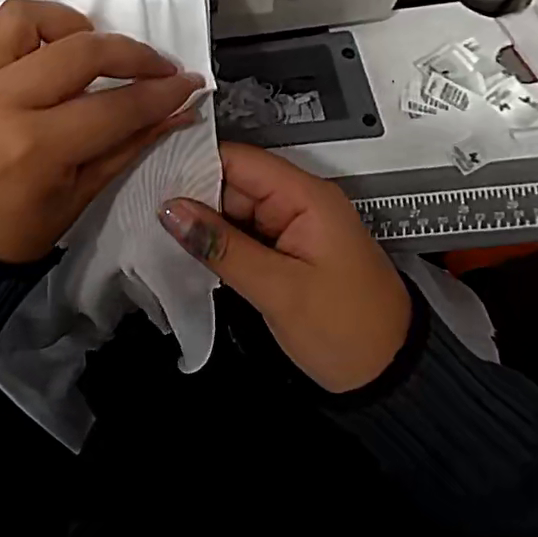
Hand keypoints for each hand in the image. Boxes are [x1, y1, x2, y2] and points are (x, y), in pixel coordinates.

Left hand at [0, 0, 203, 263]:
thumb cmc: (17, 230)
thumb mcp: (84, 193)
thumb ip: (133, 141)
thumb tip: (179, 107)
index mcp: (34, 149)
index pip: (114, 107)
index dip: (160, 93)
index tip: (185, 83)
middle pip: (81, 52)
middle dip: (132, 54)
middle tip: (156, 67)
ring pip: (29, 17)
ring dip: (72, 26)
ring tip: (92, 50)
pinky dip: (28, 25)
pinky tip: (49, 47)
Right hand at [159, 143, 410, 391]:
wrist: (393, 376)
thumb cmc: (348, 330)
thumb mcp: (280, 290)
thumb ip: (222, 246)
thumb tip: (171, 210)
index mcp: (305, 196)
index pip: (238, 160)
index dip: (193, 163)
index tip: (151, 176)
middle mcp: (297, 201)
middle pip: (230, 182)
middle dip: (190, 196)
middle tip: (145, 210)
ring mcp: (290, 225)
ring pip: (231, 208)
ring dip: (200, 221)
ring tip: (156, 229)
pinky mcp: (284, 248)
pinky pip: (241, 232)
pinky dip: (216, 241)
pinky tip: (186, 248)